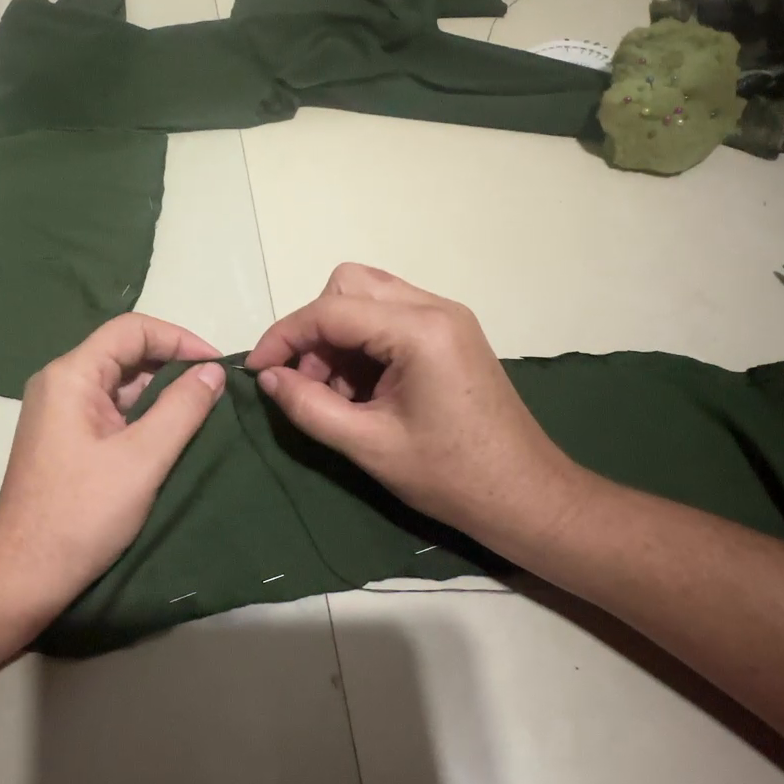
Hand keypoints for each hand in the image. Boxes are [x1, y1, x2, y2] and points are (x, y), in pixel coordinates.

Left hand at [0, 313, 226, 626]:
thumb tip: (213, 370)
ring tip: (204, 411)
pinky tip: (172, 435)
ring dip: (160, 392)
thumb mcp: (142, 459)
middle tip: (217, 390)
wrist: (22, 575)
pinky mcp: (64, 439)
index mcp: (71, 375)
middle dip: (172, 364)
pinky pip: (110, 410)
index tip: (217, 366)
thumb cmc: (82, 514)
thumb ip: (182, 408)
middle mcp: (60, 383)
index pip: (131, 329)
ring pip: (118, 383)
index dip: (178, 338)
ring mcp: (59, 412)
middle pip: (124, 352)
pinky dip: (143, 415)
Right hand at [244, 263, 584, 548]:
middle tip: (305, 380)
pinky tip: (359, 389)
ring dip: (336, 336)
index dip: (284, 337)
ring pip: (366, 297)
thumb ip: (309, 406)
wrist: (526, 497)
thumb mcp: (368, 445)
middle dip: (314, 328)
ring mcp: (445, 317)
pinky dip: (360, 343)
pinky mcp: (448, 333)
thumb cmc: (450, 476)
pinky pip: (387, 317)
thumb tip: (268, 377)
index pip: (331, 311)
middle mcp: (434, 308)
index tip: (258, 370)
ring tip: (332, 391)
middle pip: (348, 286)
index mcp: (420, 331)